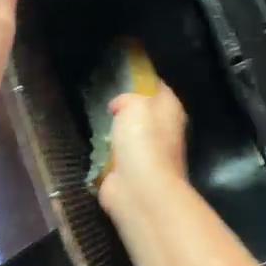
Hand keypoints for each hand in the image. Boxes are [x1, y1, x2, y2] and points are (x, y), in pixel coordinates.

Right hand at [96, 84, 190, 225]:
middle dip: (127, 108)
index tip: (122, 77)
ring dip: (116, 132)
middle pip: (145, 112)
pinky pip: (118, 156)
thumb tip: (119, 106)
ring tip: (96, 122)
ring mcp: (149, 155)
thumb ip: (127, 98)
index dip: (143, 81)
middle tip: (104, 100)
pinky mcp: (133, 173)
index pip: (159, 88)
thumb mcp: (134, 104)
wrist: (140, 188)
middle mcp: (164, 131)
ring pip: (131, 135)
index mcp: (171, 110)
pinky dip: (107, 154)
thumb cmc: (142, 140)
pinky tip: (95, 147)